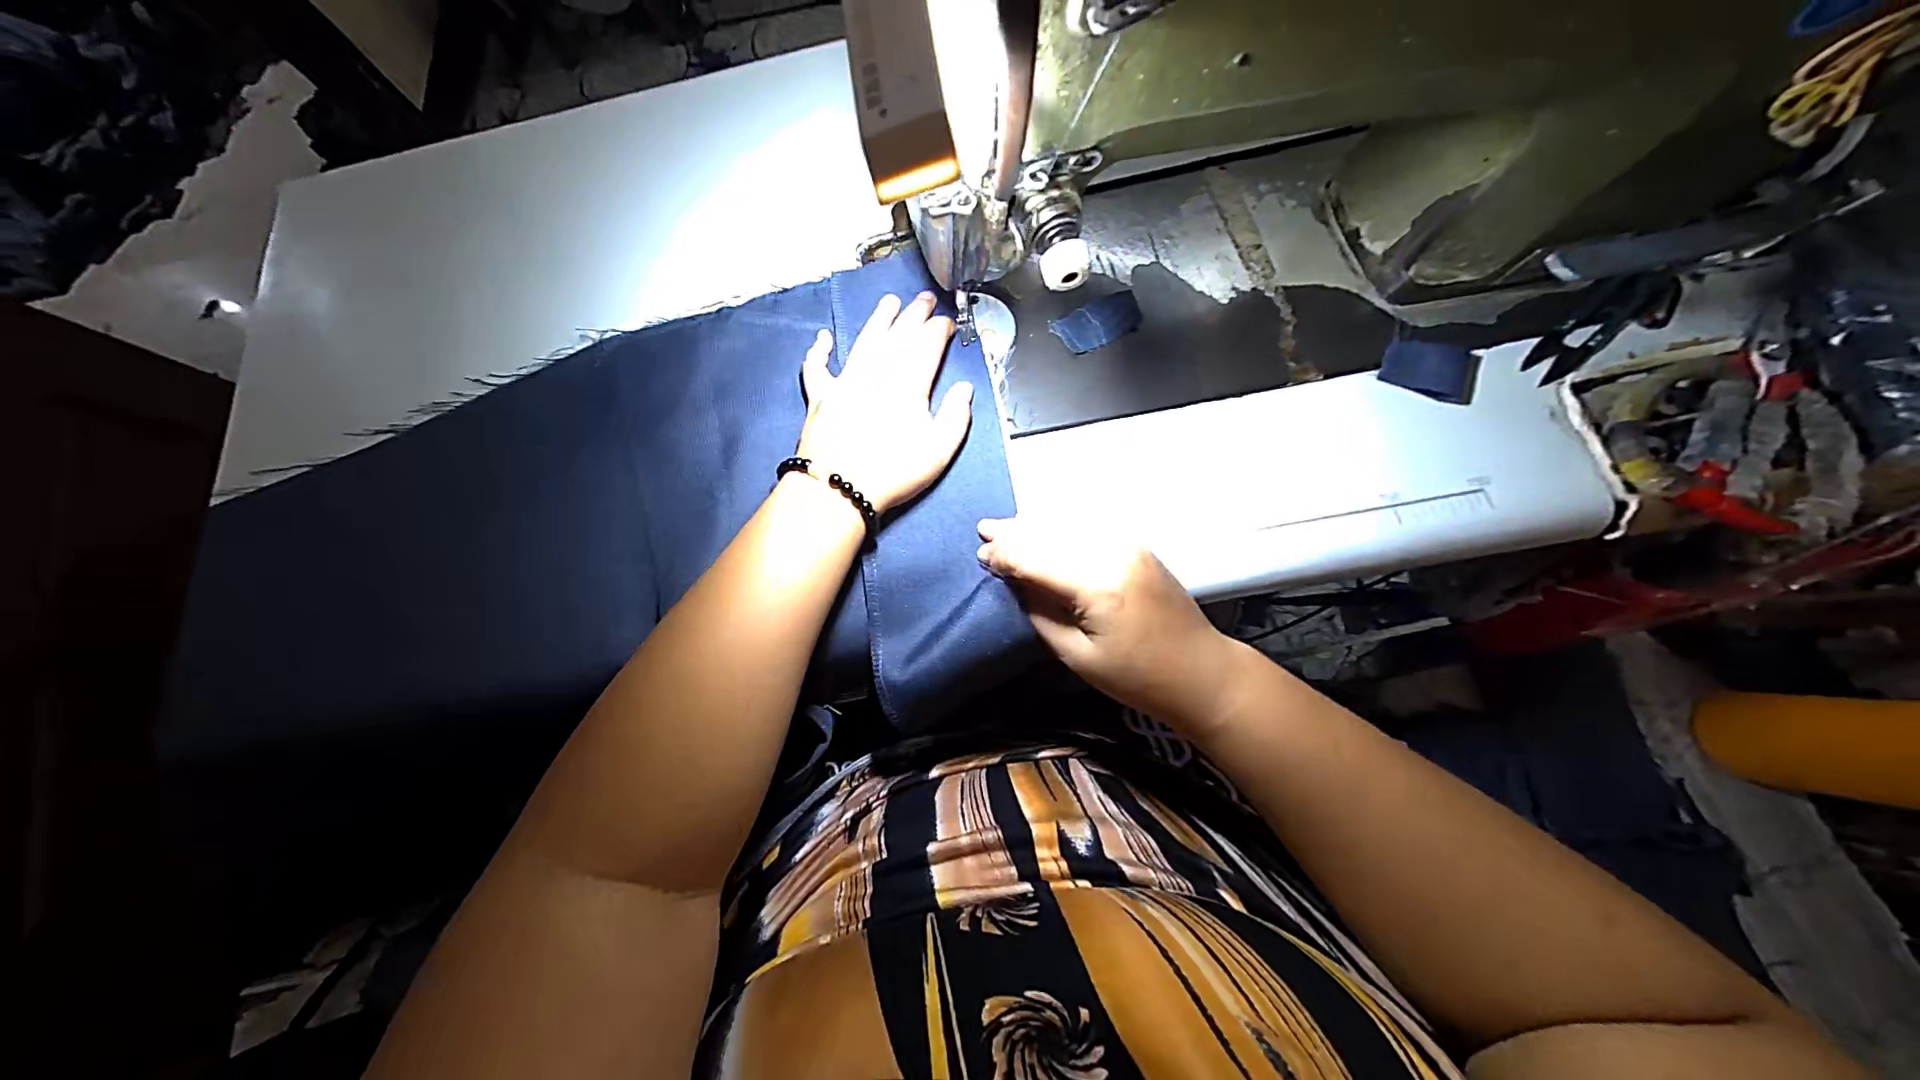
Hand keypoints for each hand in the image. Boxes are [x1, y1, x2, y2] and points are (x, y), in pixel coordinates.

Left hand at [796, 292, 973, 515]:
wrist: (839, 487)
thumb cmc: (893, 471)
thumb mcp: (940, 449)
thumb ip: (956, 415)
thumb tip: (963, 389)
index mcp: (909, 382)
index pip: (927, 343)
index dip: (940, 328)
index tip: (948, 323)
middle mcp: (877, 372)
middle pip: (898, 334)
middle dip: (914, 314)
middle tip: (924, 299)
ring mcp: (846, 381)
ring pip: (864, 340)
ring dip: (878, 319)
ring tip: (889, 303)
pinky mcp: (821, 396)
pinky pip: (818, 367)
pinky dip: (819, 351)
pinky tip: (822, 339)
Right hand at [976, 517, 1246, 726]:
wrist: (1201, 672)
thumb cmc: (1136, 677)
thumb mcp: (1077, 655)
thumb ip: (1040, 612)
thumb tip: (1014, 580)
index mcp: (1098, 584)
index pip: (1037, 557)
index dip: (1005, 555)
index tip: (980, 556)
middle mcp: (1114, 553)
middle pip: (1052, 534)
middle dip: (1015, 533)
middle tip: (983, 531)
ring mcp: (1130, 546)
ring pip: (1070, 525)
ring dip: (1037, 525)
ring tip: (1005, 526)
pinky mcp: (1138, 547)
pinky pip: (1090, 528)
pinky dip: (1062, 527)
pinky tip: (1044, 529)